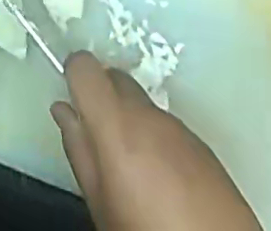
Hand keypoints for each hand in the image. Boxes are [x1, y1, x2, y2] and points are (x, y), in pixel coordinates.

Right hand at [52, 51, 261, 230]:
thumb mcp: (100, 203)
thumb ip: (79, 149)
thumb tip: (64, 111)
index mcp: (117, 124)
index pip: (85, 66)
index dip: (74, 75)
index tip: (73, 101)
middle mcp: (150, 115)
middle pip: (116, 78)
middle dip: (102, 97)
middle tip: (99, 141)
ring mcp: (182, 130)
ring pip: (144, 106)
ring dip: (132, 122)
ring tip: (136, 173)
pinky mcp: (206, 149)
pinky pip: (170, 130)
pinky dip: (158, 141)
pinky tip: (165, 184)